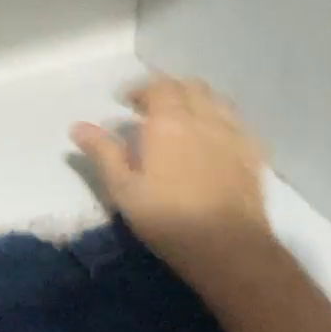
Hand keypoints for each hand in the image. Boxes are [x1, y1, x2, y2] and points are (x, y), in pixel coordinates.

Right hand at [70, 75, 269, 268]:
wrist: (226, 245)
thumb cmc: (166, 219)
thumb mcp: (123, 189)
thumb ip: (103, 153)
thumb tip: (77, 126)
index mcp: (168, 122)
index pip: (157, 87)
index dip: (140, 90)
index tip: (126, 102)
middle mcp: (203, 116)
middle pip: (189, 86)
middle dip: (168, 90)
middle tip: (152, 109)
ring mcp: (233, 131)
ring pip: (215, 98)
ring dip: (195, 100)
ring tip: (182, 120)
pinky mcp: (253, 150)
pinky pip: (235, 120)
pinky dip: (218, 118)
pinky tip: (212, 138)